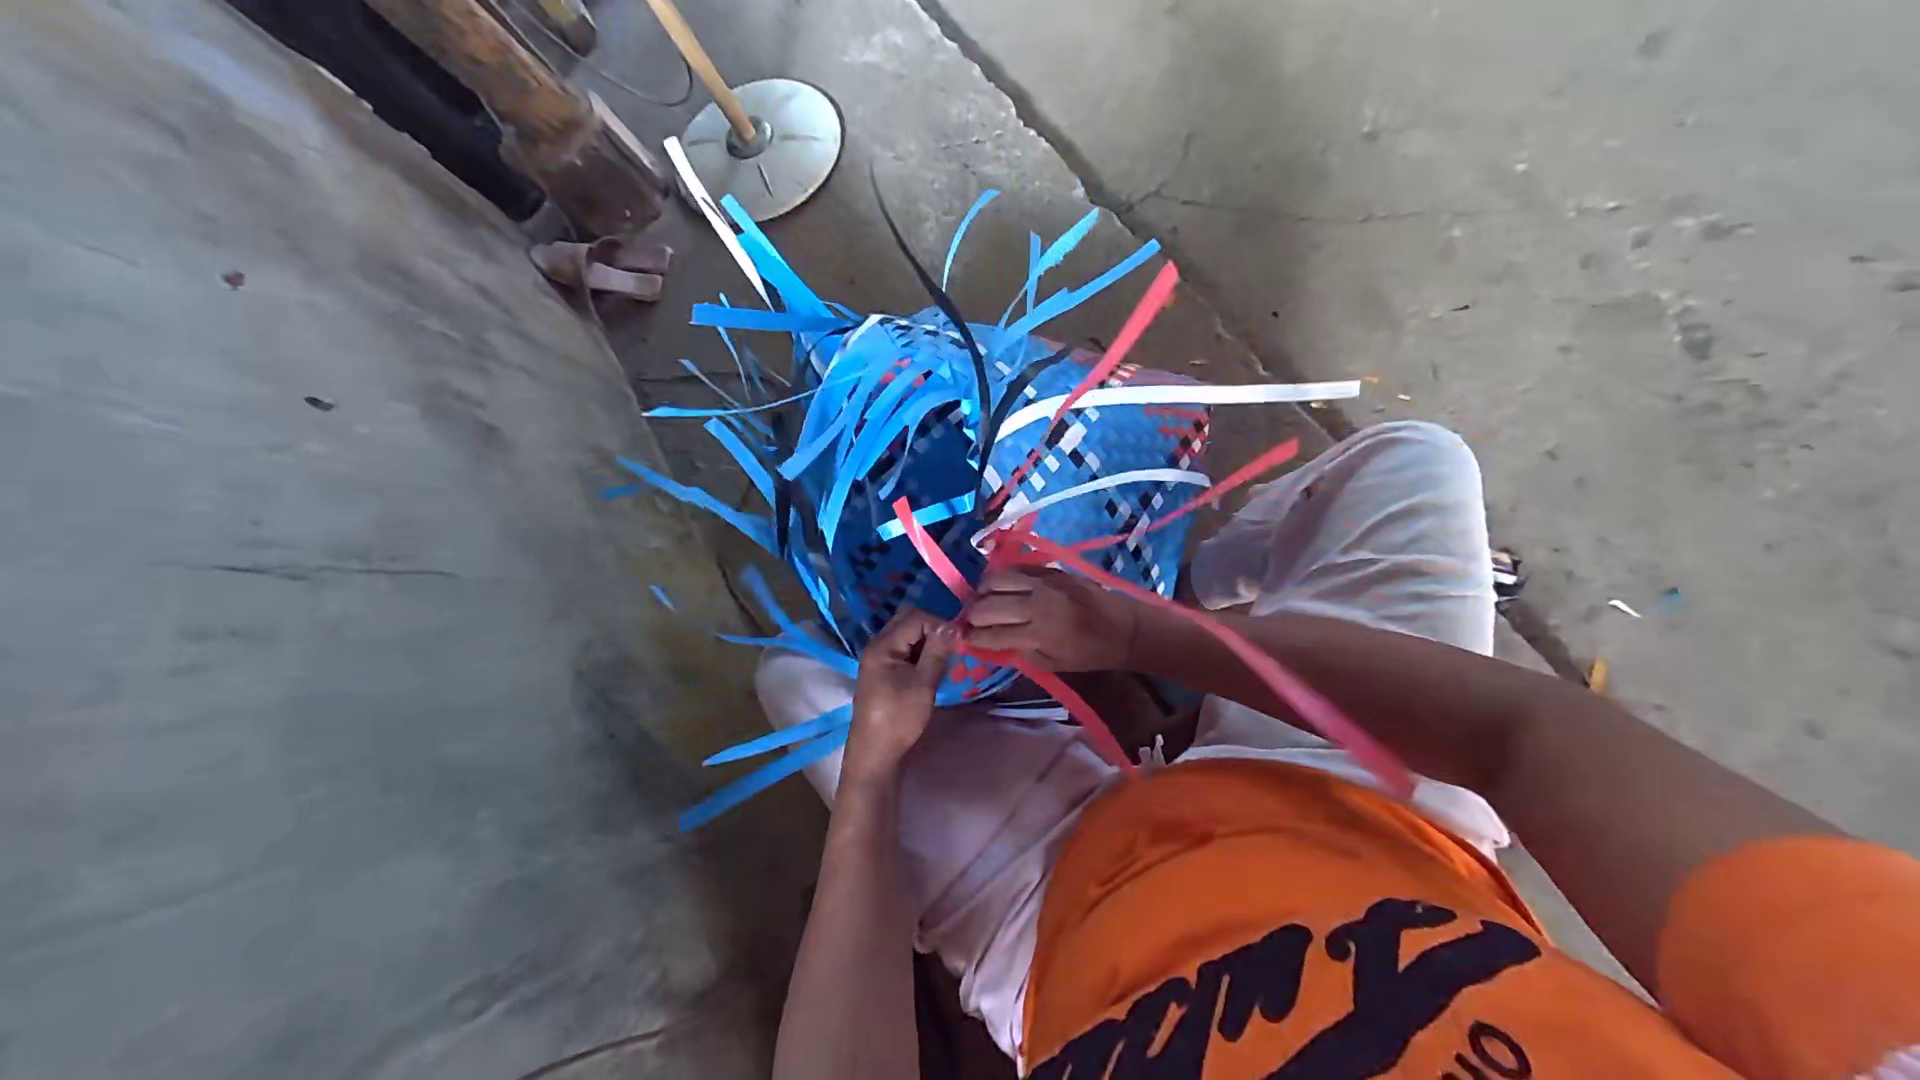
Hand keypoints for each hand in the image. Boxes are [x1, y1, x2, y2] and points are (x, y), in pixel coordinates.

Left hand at [845, 608, 959, 785]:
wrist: (875, 752)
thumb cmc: (899, 718)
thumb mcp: (924, 683)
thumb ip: (937, 651)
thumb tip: (952, 626)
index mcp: (883, 646)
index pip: (915, 617)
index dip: (939, 624)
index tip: (958, 642)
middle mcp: (876, 645)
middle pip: (907, 621)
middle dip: (932, 628)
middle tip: (952, 646)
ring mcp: (877, 658)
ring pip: (905, 635)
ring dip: (926, 640)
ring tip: (944, 657)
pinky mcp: (882, 671)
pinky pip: (902, 649)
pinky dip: (918, 651)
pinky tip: (930, 666)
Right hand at [963, 568, 1140, 671]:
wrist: (1123, 626)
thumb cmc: (1088, 652)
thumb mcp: (1051, 664)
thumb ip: (1017, 651)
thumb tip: (988, 641)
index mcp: (1039, 632)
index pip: (990, 634)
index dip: (970, 638)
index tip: (960, 639)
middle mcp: (1036, 603)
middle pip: (987, 605)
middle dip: (972, 616)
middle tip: (969, 622)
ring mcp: (1042, 581)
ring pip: (996, 579)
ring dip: (983, 592)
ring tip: (982, 602)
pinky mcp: (1049, 569)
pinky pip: (1014, 568)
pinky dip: (1001, 578)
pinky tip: (1000, 588)